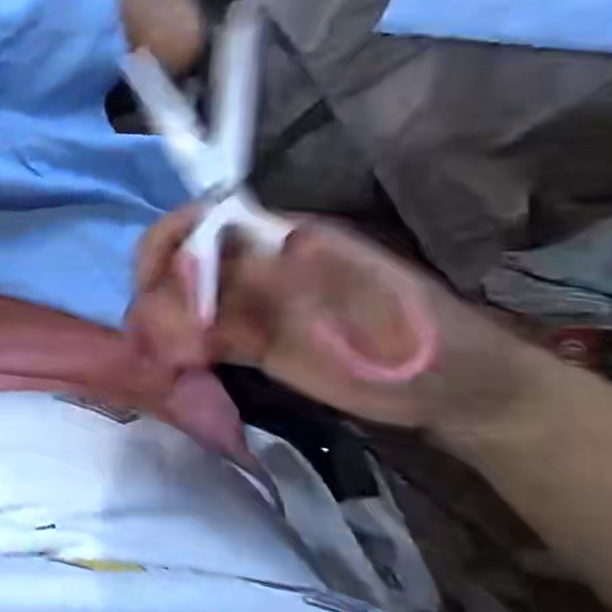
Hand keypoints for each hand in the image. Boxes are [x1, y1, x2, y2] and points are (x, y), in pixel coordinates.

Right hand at [126, 207, 551, 439]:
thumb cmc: (424, 336)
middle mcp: (257, 265)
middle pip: (185, 262)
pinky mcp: (250, 342)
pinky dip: (180, 347)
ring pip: (184, 300)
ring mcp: (251, 305)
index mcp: (283, 238)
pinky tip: (175, 364)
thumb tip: (255, 248)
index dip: (176, 239)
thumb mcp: (373, 298)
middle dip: (160, 289)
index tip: (160, 277)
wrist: (455, 391)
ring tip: (166, 355)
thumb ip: (309, 274)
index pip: (209, 220)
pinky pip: (199, 336)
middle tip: (156, 330)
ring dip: (164, 322)